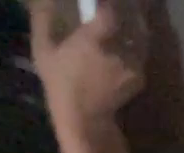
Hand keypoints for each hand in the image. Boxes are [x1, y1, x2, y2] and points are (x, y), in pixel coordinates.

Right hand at [31, 0, 147, 124]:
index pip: (109, 15)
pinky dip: (135, 47)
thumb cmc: (59, 77)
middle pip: (131, 28)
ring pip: (139, 43)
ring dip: (135, 31)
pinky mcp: (140, 78)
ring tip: (131, 20)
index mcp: (93, 42)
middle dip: (130, 15)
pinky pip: (139, 57)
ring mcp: (132, 67)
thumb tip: (46, 0)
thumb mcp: (44, 46)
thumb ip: (44, 19)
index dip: (109, 4)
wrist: (85, 110)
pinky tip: (128, 43)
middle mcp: (118, 53)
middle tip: (125, 6)